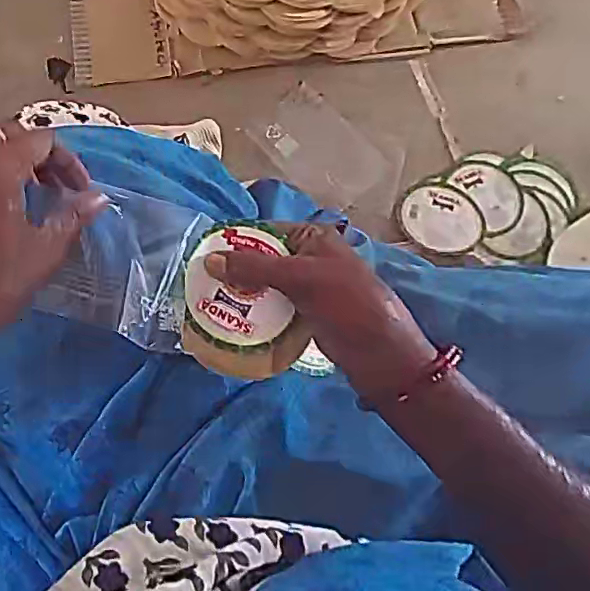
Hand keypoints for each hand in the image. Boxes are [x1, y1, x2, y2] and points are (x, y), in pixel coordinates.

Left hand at [0, 124, 105, 417]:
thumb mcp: (43, 252)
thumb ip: (72, 218)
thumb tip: (97, 198)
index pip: (40, 140)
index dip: (69, 161)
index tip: (81, 191)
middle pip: (13, 139)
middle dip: (45, 159)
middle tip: (63, 190)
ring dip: (23, 170)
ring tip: (41, 203)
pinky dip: (0, 182)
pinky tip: (11, 217)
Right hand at [206, 224, 437, 395]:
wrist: (385, 358)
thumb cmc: (348, 307)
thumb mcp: (300, 279)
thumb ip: (255, 267)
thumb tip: (209, 259)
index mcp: (313, 238)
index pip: (264, 232)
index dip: (235, 243)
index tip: (204, 258)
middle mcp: (310, 258)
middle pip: (263, 259)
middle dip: (236, 271)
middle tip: (204, 285)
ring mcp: (310, 288)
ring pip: (267, 285)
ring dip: (244, 295)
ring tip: (212, 304)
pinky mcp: (308, 314)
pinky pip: (275, 307)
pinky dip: (257, 313)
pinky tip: (236, 322)